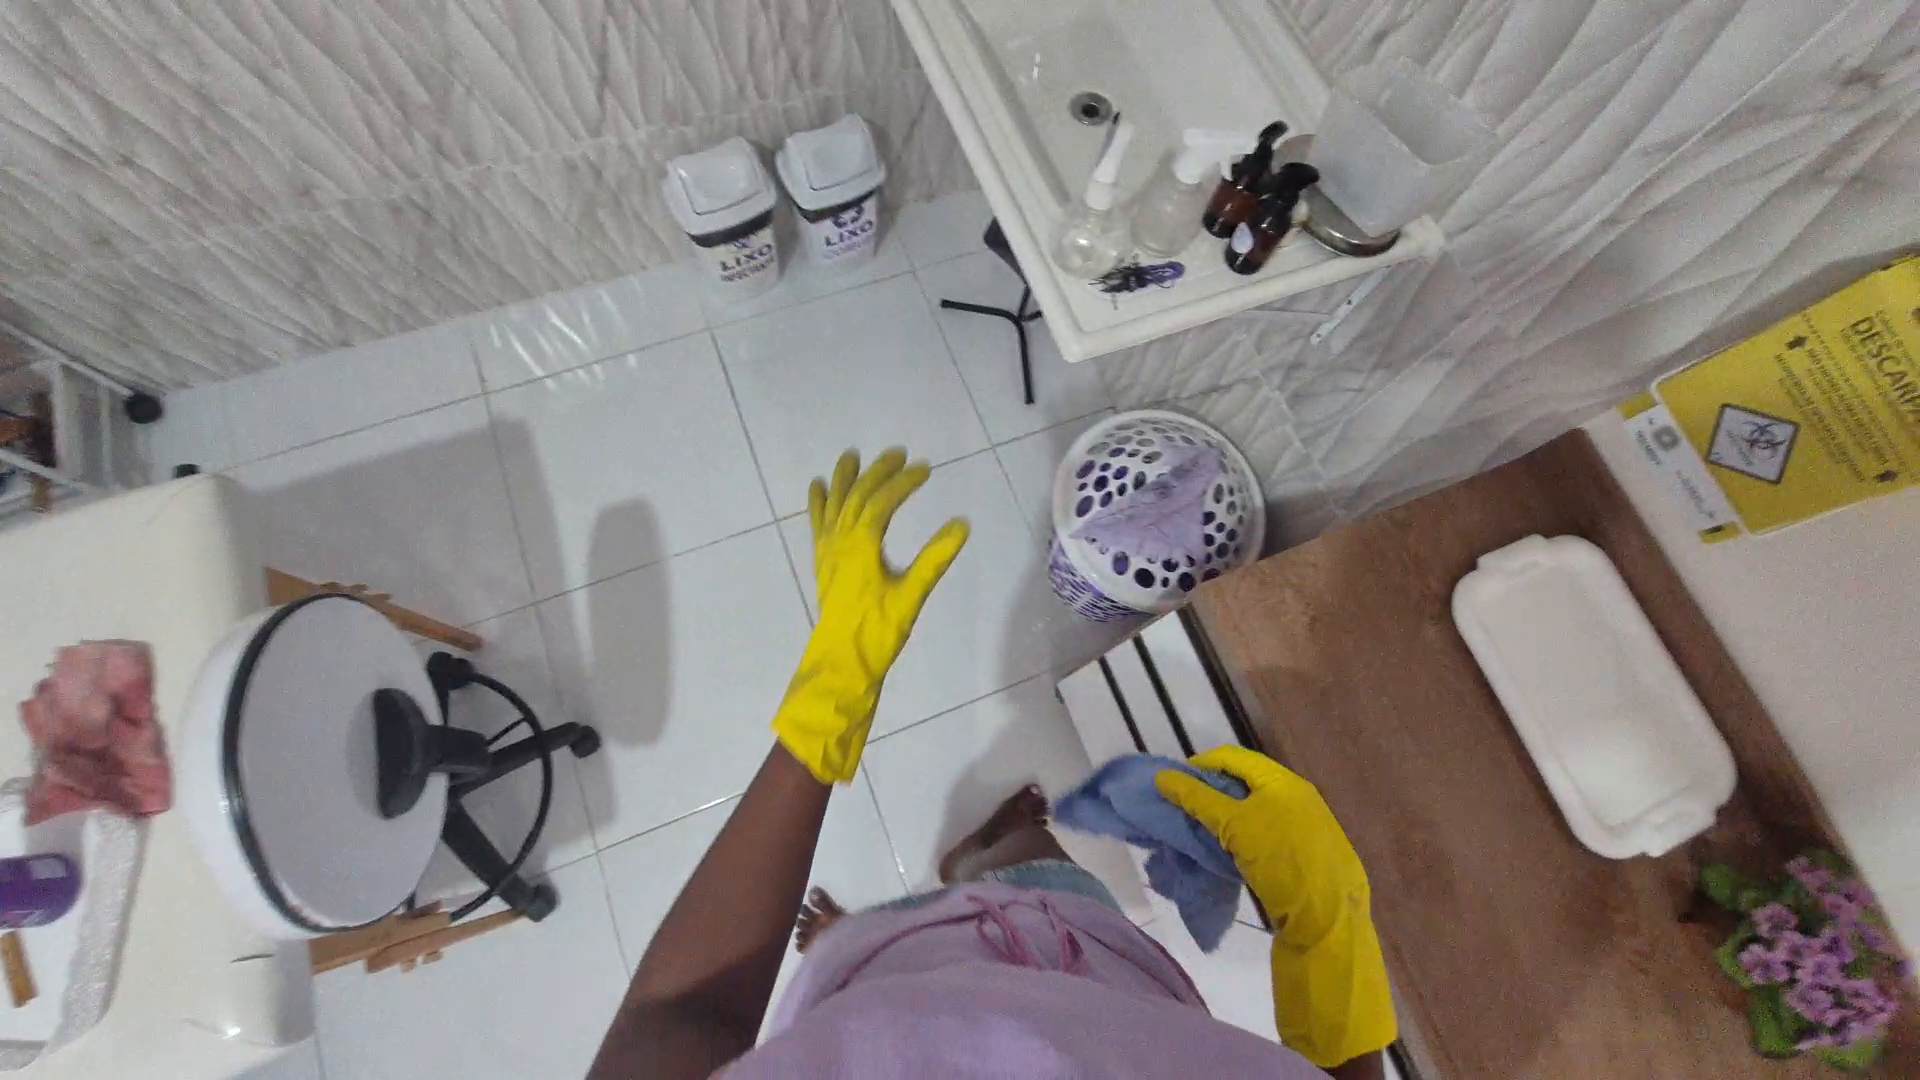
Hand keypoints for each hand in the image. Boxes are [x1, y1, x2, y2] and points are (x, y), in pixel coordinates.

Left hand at [772, 449, 968, 784]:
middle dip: (877, 472)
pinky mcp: (822, 564)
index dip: (903, 482)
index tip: (925, 468)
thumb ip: (934, 559)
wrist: (841, 664)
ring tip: (851, 455)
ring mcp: (827, 552)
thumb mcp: (911, 596)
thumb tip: (962, 523)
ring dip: (843, 478)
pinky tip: (816, 487)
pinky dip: (817, 503)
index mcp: (862, 547)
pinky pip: (817, 524)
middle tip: (897, 454)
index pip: (882, 502)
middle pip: (857, 496)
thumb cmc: (878, 633)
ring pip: (834, 505)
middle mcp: (840, 542)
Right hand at [1157, 746, 1396, 1067]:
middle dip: (1211, 790)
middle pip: (1244, 780)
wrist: (1329, 923)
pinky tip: (1230, 848)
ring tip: (1203, 828)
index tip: (1175, 785)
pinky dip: (1244, 830)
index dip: (1200, 765)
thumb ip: (1197, 798)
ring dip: (1226, 812)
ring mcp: (1306, 822)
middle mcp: (1297, 794)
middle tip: (1185, 807)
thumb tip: (1161, 777)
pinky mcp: (1307, 849)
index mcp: (1282, 781)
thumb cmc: (1281, 861)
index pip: (1232, 757)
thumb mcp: (1233, 826)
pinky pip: (1268, 827)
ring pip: (1255, 805)